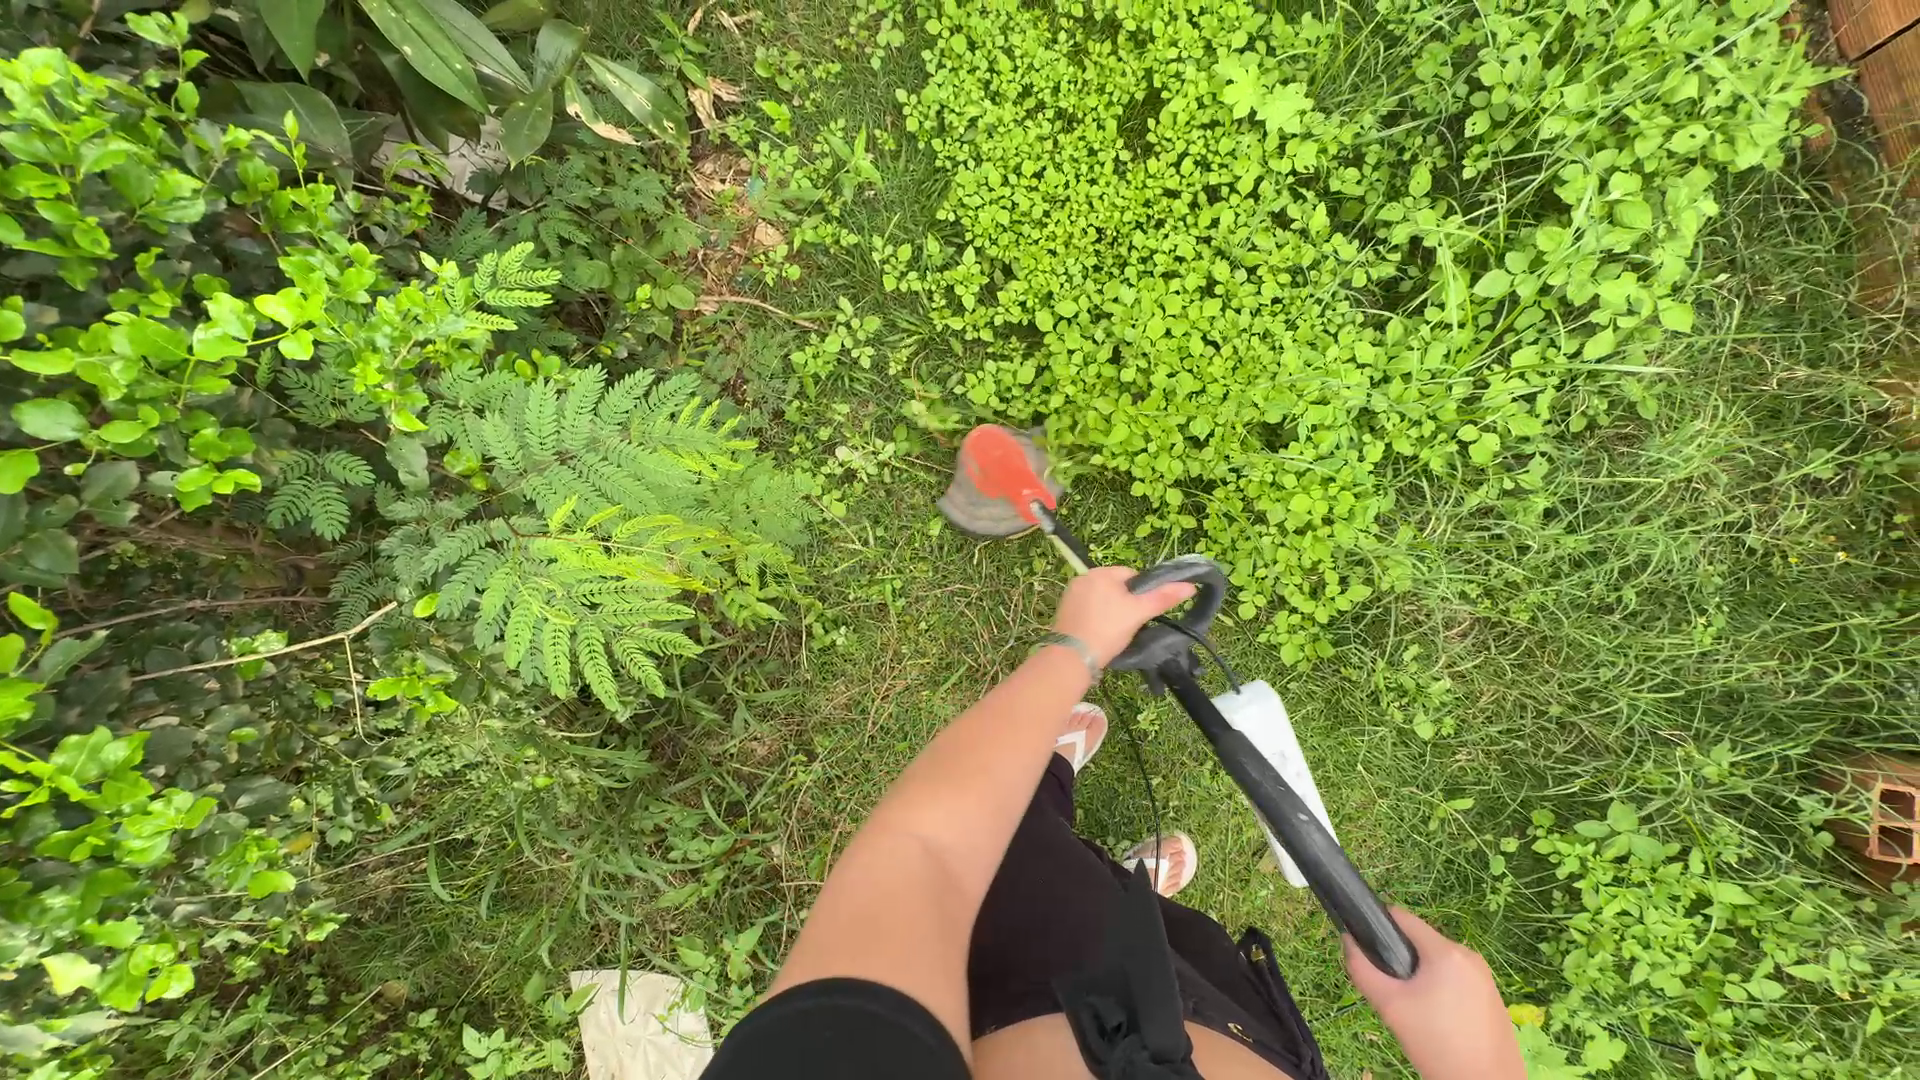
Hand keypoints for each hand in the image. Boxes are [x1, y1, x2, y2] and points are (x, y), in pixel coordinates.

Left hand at [1051, 566, 1196, 666]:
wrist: (1072, 656)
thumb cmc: (1108, 629)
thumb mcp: (1139, 612)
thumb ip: (1164, 597)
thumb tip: (1190, 586)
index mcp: (1100, 572)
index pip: (1131, 575)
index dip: (1141, 594)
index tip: (1141, 613)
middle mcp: (1083, 577)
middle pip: (1115, 586)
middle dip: (1125, 602)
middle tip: (1128, 624)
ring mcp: (1071, 594)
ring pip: (1102, 598)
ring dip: (1111, 610)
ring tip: (1113, 631)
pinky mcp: (1064, 610)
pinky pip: (1088, 609)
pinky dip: (1096, 617)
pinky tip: (1099, 632)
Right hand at [1345, 909, 1524, 1079]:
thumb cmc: (1435, 1044)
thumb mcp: (1389, 1005)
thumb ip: (1361, 967)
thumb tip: (1348, 939)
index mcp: (1446, 951)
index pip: (1402, 917)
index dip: (1378, 927)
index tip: (1370, 952)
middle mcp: (1469, 956)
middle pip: (1420, 942)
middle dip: (1401, 959)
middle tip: (1394, 992)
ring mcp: (1485, 978)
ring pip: (1437, 962)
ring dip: (1421, 976)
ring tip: (1414, 1010)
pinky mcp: (1494, 998)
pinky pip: (1456, 980)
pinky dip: (1441, 990)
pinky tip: (1437, 1021)